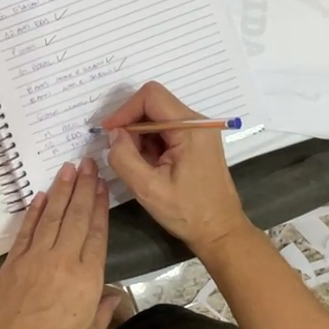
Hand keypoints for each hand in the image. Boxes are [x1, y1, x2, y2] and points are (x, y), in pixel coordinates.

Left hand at [0, 159, 121, 328]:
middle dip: (83, 187)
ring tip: (68, 168)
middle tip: (87, 162)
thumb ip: (103, 310)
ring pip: (51, 217)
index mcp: (88, 278)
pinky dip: (34, 212)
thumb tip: (111, 294)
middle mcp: (63, 260)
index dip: (100, 205)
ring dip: (61, 190)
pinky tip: (42, 196)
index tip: (102, 185)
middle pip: (76, 216)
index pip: (97, 231)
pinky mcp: (13, 264)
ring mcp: (35, 259)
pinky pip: (26, 231)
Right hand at [101, 82, 252, 255]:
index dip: (125, 110)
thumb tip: (113, 134)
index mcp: (190, 128)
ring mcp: (198, 133)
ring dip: (139, 137)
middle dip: (131, 125)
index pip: (151, 96)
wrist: (219, 231)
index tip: (108, 133)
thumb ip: (124, 157)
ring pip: (157, 118)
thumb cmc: (187, 212)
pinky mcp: (195, 143)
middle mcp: (197, 123)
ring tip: (137, 165)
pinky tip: (148, 167)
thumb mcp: (148, 188)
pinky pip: (165, 131)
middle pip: (154, 105)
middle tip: (121, 154)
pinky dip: (150, 144)